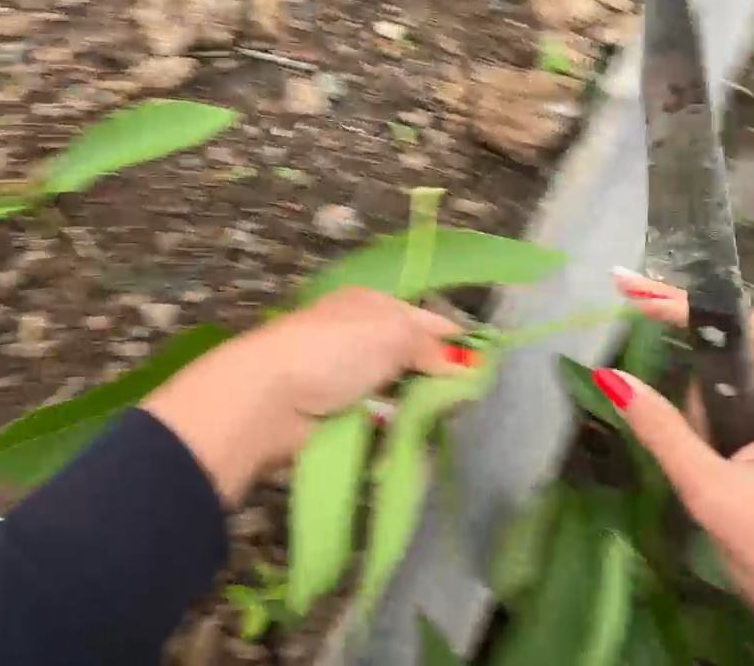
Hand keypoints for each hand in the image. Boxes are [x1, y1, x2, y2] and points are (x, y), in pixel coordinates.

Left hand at [141, 289, 467, 505]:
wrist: (268, 399)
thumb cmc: (332, 351)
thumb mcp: (390, 332)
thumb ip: (431, 345)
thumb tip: (466, 365)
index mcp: (371, 305)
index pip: (425, 318)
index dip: (455, 341)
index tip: (485, 369)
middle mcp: (360, 338)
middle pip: (414, 360)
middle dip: (439, 382)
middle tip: (466, 405)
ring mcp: (349, 381)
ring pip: (401, 396)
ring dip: (420, 412)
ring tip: (444, 428)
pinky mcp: (340, 419)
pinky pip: (381, 426)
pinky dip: (397, 435)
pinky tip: (415, 447)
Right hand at [594, 271, 753, 665]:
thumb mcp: (715, 497)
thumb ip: (664, 432)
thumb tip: (610, 378)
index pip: (752, 332)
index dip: (694, 307)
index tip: (637, 292)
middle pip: (741, 354)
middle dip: (692, 365)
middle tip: (644, 347)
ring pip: (736, 387)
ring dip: (703, 410)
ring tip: (705, 470)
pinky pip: (744, 412)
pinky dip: (714, 424)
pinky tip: (710, 461)